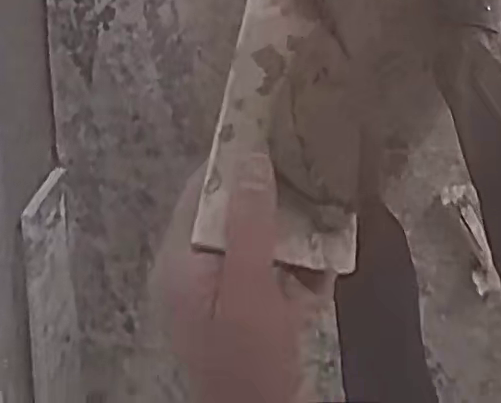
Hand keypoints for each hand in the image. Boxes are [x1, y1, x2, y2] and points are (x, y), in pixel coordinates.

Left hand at [152, 153, 328, 402]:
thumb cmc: (250, 364)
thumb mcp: (250, 290)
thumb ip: (250, 223)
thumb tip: (252, 156)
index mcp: (179, 261)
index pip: (202, 190)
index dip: (234, 161)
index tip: (272, 137)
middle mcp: (190, 270)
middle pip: (229, 210)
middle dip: (271, 198)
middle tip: (307, 180)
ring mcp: (214, 291)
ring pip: (252, 235)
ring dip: (289, 232)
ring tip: (321, 226)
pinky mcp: (239, 308)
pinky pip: (265, 266)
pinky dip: (293, 265)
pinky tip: (319, 273)